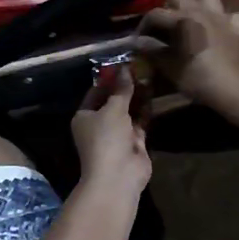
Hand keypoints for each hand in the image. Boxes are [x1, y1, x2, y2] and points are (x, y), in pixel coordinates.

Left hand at [71, 68, 151, 198]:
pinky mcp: (134, 142)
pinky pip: (139, 121)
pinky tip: (154, 94)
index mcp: (85, 116)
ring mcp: (117, 134)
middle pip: (113, 101)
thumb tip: (125, 69)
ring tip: (149, 75)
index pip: (95, 92)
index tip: (124, 63)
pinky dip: (145, 110)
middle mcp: (99, 124)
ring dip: (137, 96)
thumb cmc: (107, 138)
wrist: (118, 176)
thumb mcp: (113, 109)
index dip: (109, 78)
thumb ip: (121, 90)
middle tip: (140, 67)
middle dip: (125, 86)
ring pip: (128, 111)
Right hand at [138, 0, 238, 107]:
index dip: (143, 26)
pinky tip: (216, 30)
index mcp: (183, 18)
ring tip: (190, 21)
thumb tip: (136, 42)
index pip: (155, 14)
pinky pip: (228, 15)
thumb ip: (152, 50)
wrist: (234, 89)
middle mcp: (201, 11)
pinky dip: (221, 19)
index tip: (138, 40)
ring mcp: (221, 17)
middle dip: (167, 9)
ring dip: (196, 4)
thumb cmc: (198, 78)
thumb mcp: (170, 67)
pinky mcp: (235, 28)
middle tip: (163, 28)